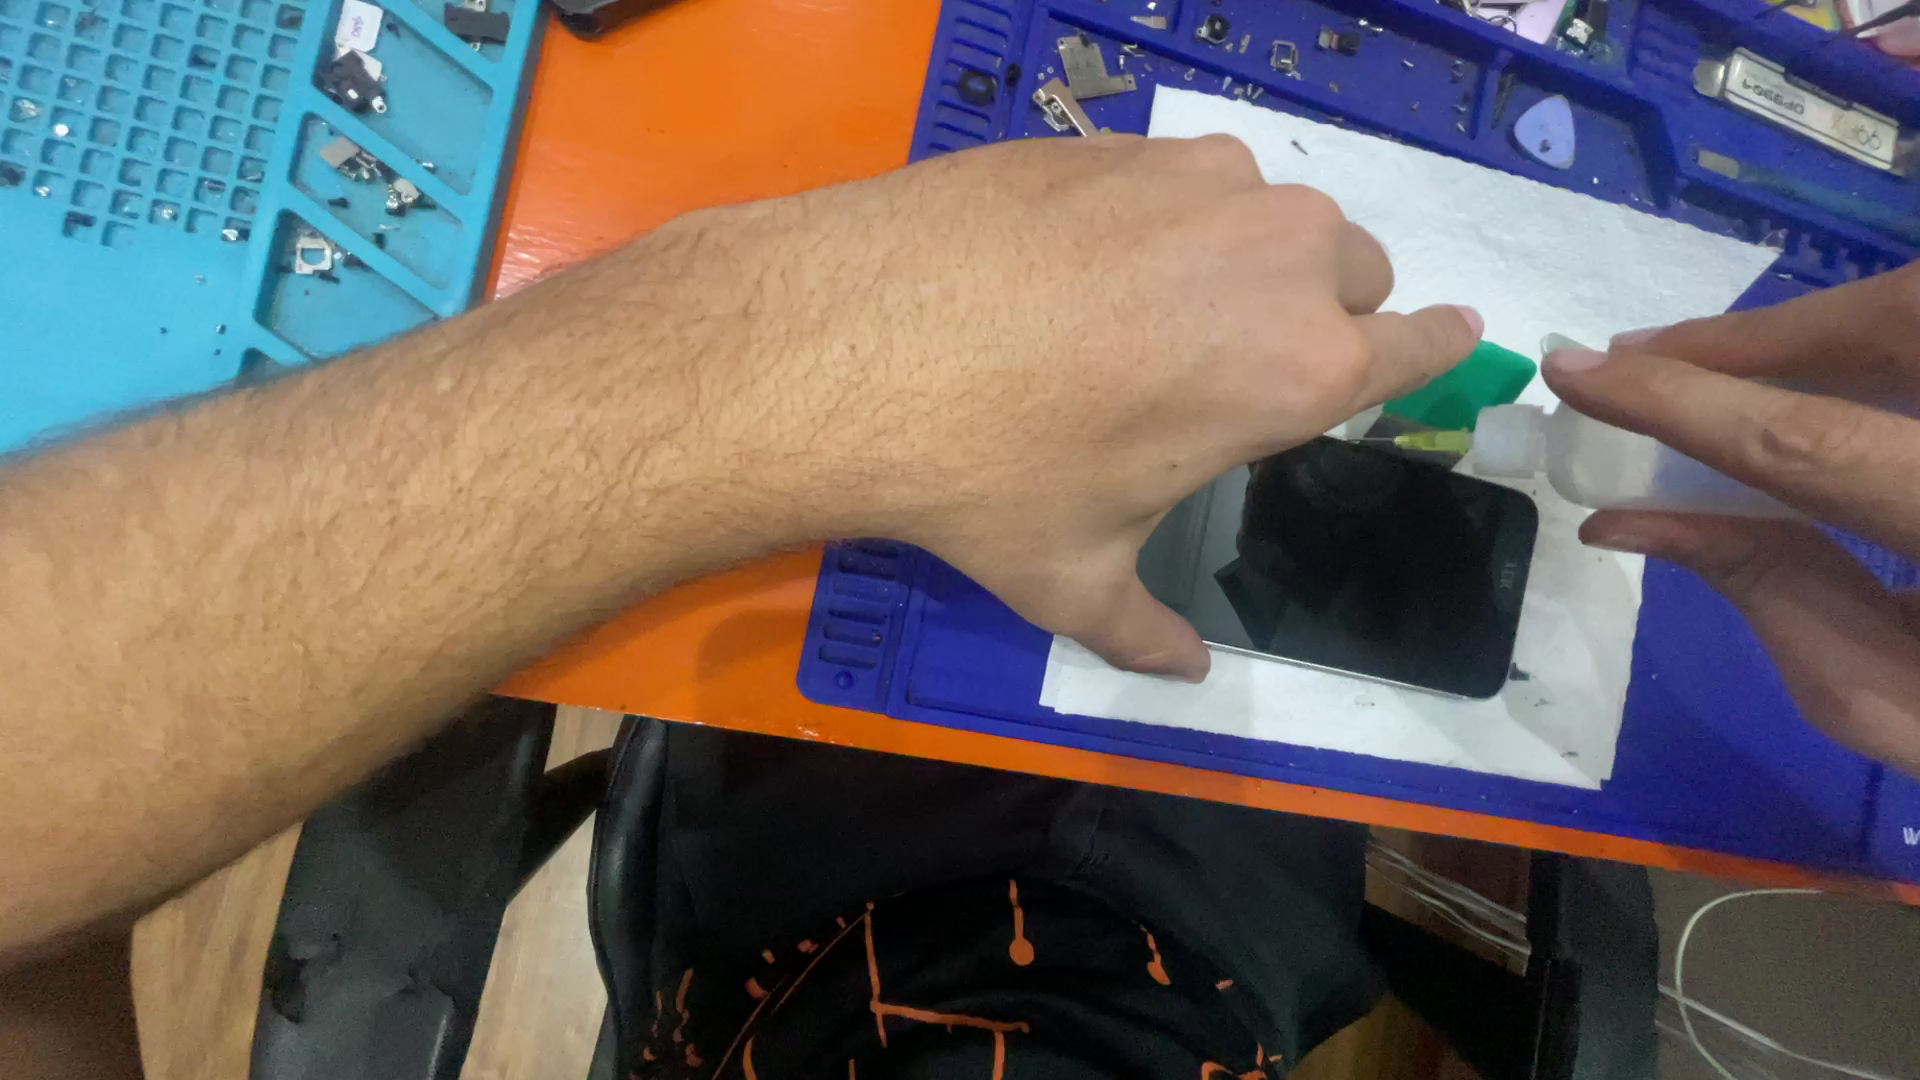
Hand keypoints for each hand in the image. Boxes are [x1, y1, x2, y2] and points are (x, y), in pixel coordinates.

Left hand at [700, 135, 1480, 679]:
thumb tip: (1186, 675)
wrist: (856, 348)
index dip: (1430, 352)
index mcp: (1294, 372)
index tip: (1438, 343)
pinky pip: (1182, 182)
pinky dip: (1163, 219)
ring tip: (1146, 314)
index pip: (1418, 349)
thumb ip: (1144, 633)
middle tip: (1227, 364)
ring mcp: (1195, 184)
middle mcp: (1272, 259)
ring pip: (1269, 220)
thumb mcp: (1070, 579)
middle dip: (1316, 315)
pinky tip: (1082, 264)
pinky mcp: (1118, 141)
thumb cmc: (987, 478)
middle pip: (1347, 277)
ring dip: (1240, 262)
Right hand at [1544, 262, 1919, 775]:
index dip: (1679, 403)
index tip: (1573, 371)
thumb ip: (1757, 588)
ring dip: (1818, 324)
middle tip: (1640, 356)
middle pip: (1912, 331)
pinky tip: (1818, 360)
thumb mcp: (1878, 694)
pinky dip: (1881, 335)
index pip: (1813, 451)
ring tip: (1716, 359)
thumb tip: (1620, 518)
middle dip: (1755, 336)